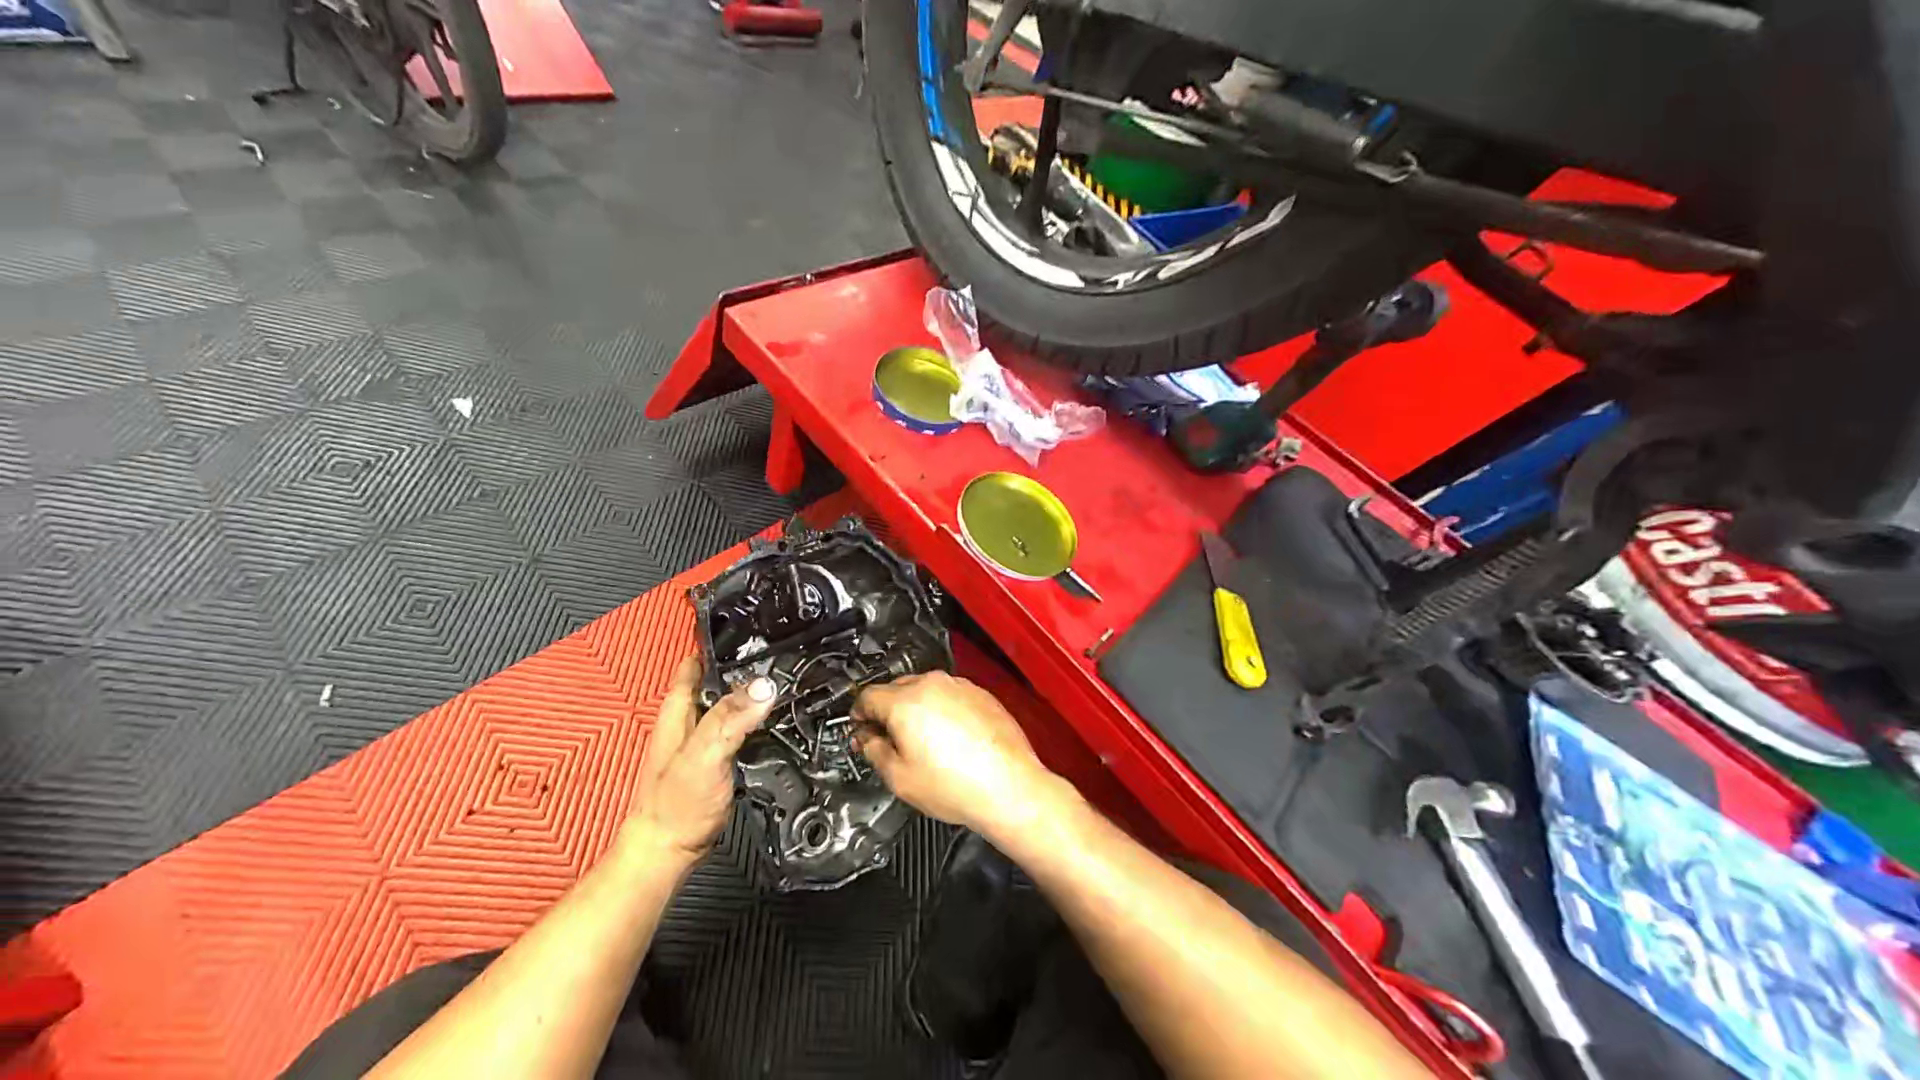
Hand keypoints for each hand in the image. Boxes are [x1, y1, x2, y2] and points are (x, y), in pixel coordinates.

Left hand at [627, 657, 774, 862]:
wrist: (668, 852)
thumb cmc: (673, 809)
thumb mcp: (705, 756)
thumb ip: (731, 718)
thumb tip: (762, 686)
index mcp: (679, 710)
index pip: (698, 660)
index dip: (719, 641)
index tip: (747, 626)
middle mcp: (689, 720)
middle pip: (719, 679)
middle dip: (745, 666)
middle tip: (777, 652)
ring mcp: (702, 739)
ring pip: (731, 703)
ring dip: (752, 694)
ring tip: (782, 682)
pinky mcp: (715, 758)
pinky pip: (739, 728)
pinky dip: (755, 720)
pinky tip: (772, 724)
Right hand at [852, 671, 1065, 839]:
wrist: (1009, 788)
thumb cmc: (960, 785)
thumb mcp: (898, 777)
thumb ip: (873, 750)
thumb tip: (867, 740)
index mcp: (906, 701)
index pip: (867, 696)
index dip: (858, 716)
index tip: (861, 729)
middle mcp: (933, 685)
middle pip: (895, 689)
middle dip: (887, 712)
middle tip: (888, 741)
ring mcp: (960, 687)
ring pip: (925, 691)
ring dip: (916, 710)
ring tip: (923, 746)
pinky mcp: (981, 695)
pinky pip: (950, 697)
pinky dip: (943, 712)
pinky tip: (948, 742)